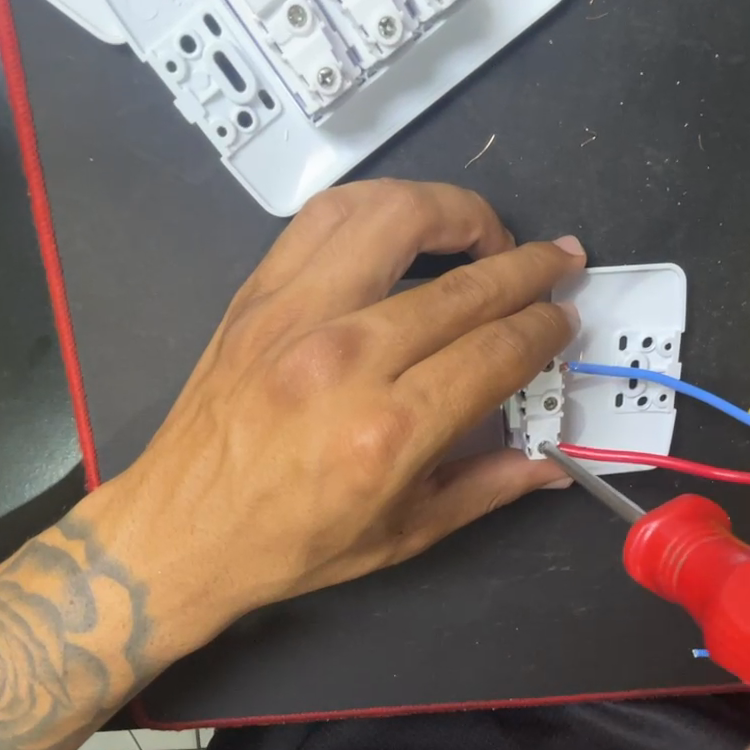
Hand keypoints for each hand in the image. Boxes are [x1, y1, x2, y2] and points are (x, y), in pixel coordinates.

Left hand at [80, 180, 583, 654]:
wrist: (186, 528)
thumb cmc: (298, 544)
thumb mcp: (406, 535)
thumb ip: (488, 488)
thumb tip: (554, 463)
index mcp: (391, 430)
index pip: (495, 351)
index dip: (543, 329)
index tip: (563, 321)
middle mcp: (347, 358)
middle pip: (463, 287)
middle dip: (529, 268)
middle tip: (561, 263)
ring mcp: (295, 314)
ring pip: (395, 219)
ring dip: (458, 212)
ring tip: (488, 233)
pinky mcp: (259, 293)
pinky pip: (329, 216)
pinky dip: (383, 205)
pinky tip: (408, 225)